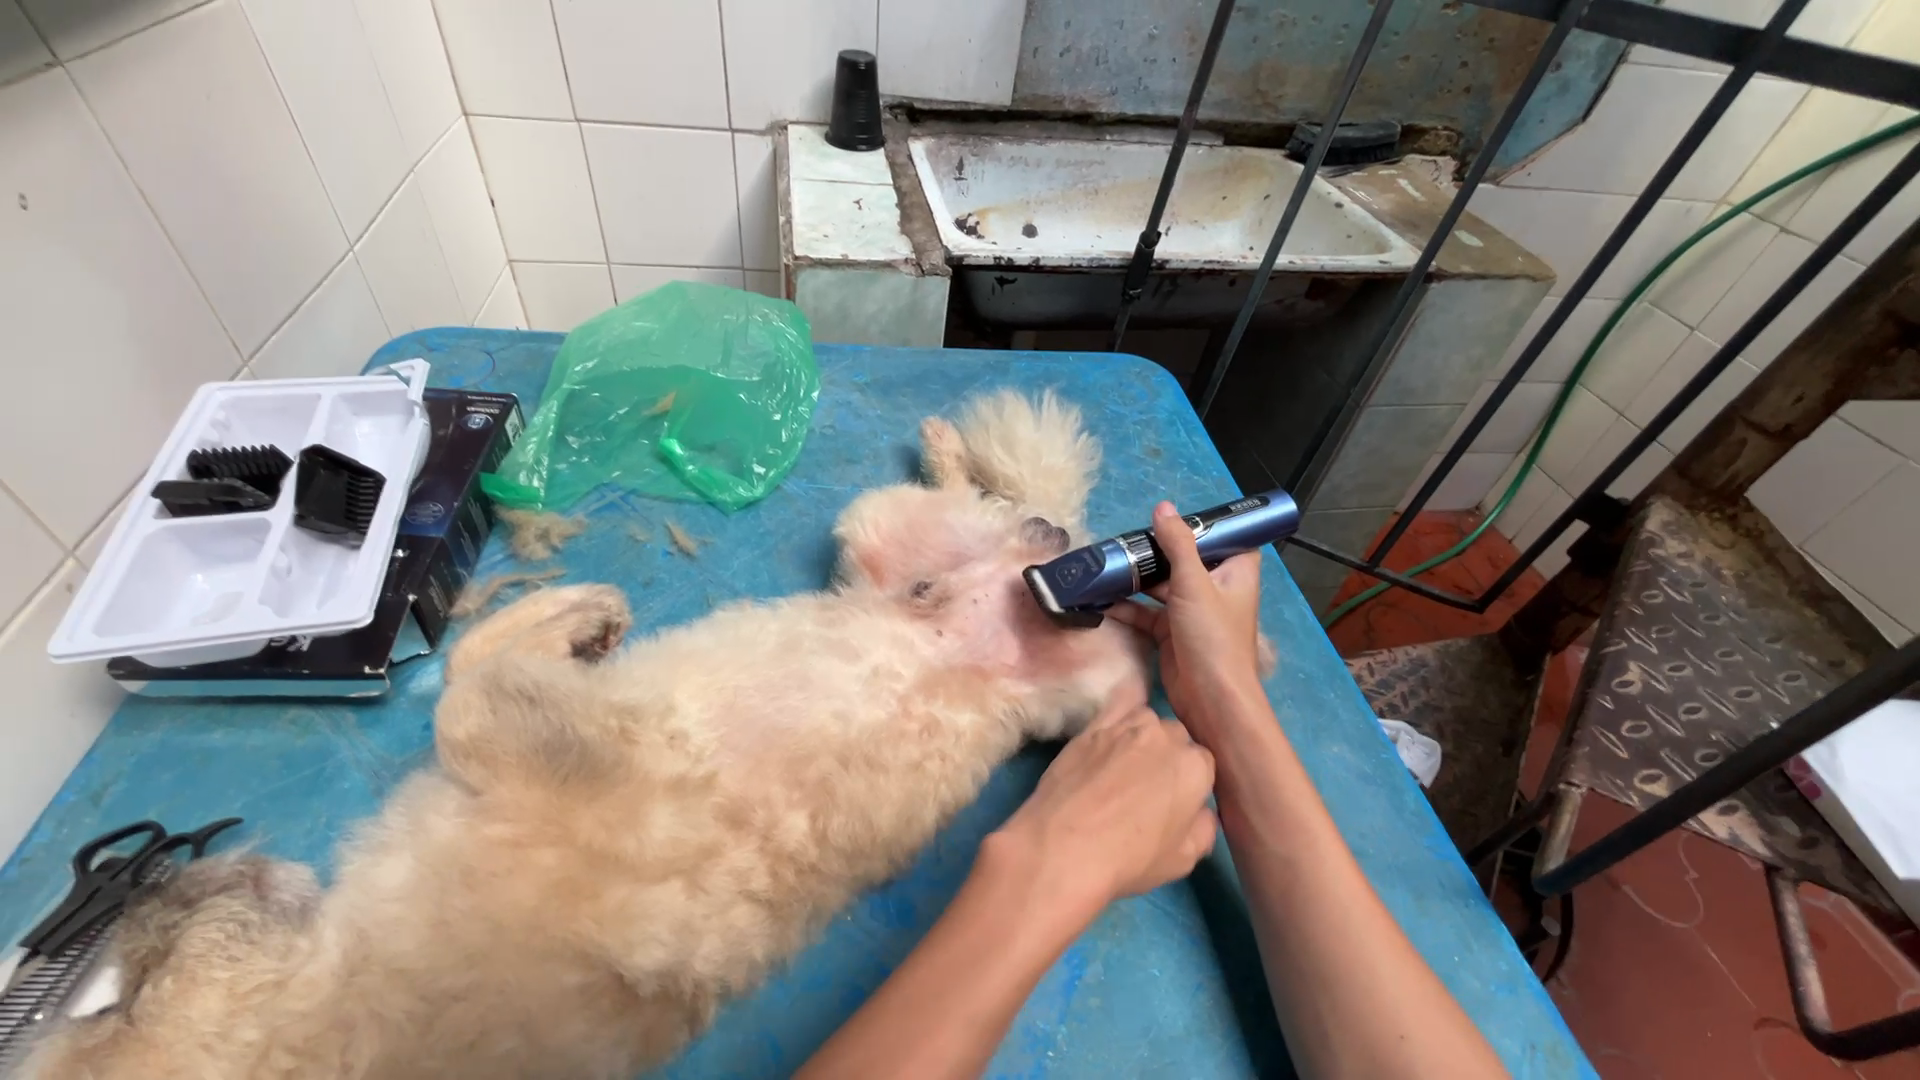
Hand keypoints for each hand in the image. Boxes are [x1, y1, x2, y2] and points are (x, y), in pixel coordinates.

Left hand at [990, 699, 1216, 918]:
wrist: (1066, 844)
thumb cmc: (1130, 859)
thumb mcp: (1185, 859)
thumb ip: (1203, 827)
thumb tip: (1201, 810)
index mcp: (1195, 767)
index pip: (1203, 765)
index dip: (1190, 784)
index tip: (1175, 802)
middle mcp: (1165, 737)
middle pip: (1176, 737)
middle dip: (1168, 756)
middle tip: (1149, 785)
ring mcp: (1126, 726)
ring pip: (1147, 720)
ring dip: (1144, 736)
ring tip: (1127, 761)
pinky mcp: (1092, 725)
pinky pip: (1116, 703)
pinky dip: (1121, 709)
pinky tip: (1116, 724)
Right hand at [1108, 501, 1266, 742]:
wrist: (1209, 698)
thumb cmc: (1212, 635)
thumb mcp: (1193, 583)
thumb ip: (1177, 544)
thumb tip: (1163, 507)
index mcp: (1234, 571)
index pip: (1223, 537)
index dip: (1201, 525)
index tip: (1169, 516)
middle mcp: (1215, 587)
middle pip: (1183, 558)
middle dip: (1154, 549)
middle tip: (1124, 538)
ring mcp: (1191, 610)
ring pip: (1160, 584)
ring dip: (1135, 576)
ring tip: (1105, 562)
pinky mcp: (1170, 632)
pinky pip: (1145, 611)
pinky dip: (1125, 605)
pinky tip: (1099, 597)